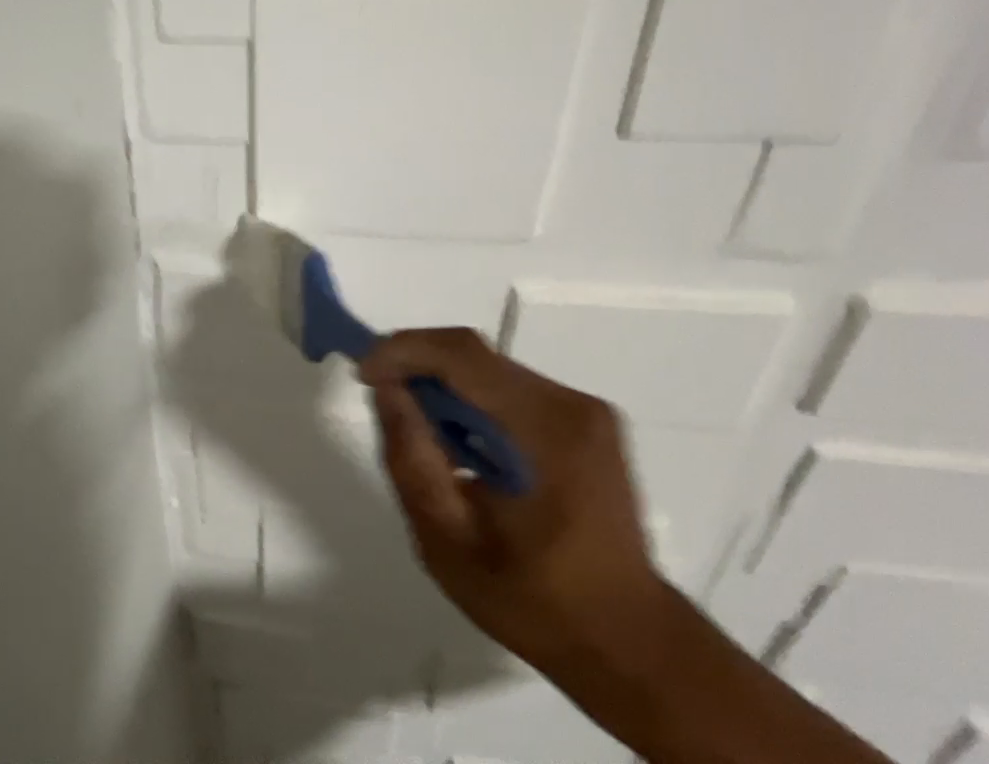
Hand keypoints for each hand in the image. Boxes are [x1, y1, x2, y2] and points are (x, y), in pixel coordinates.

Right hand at [358, 328, 667, 665]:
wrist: (625, 638)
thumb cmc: (533, 600)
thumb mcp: (448, 540)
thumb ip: (412, 459)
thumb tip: (386, 390)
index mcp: (545, 429)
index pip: (463, 354)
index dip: (403, 350)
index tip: (362, 376)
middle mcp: (573, 405)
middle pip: (478, 360)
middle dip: (419, 370)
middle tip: (384, 408)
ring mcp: (587, 414)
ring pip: (493, 375)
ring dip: (446, 392)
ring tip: (422, 442)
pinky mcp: (588, 427)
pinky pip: (514, 396)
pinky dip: (475, 409)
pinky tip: (462, 452)